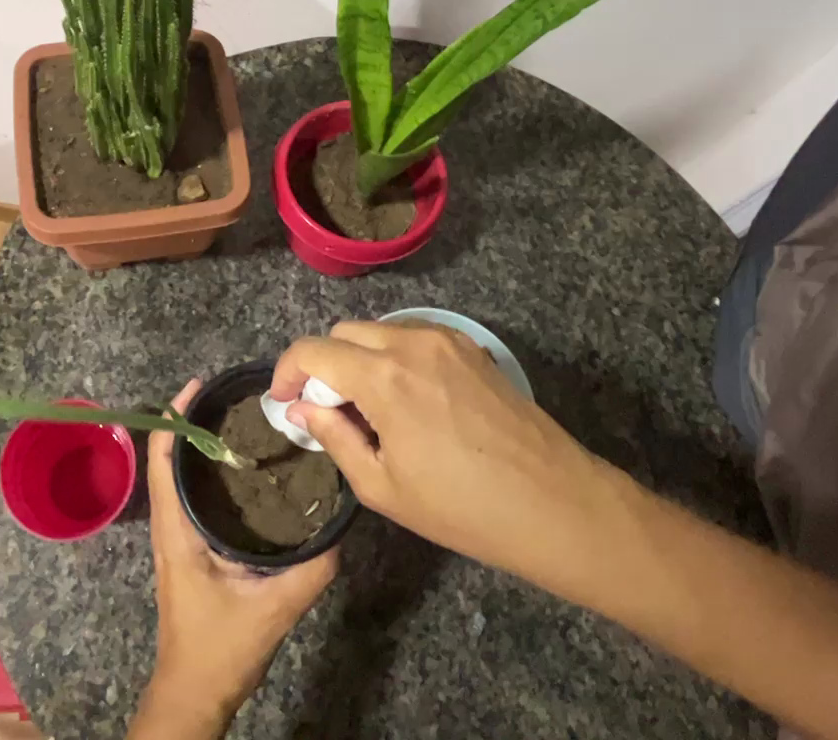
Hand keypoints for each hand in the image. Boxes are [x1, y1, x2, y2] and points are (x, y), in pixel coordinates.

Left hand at [131, 379, 338, 738]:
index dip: (173, 419)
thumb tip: (341, 526)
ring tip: (237, 421)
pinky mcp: (188, 548)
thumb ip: (310, 569)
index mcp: (176, 530)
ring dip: (198, 446)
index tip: (196, 387)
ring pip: (178, 477)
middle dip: (191, 423)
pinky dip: (207, 472)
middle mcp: (169, 525)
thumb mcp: (273, 608)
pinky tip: (240, 470)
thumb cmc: (220, 649)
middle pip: (168, 460)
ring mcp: (176, 537)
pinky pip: (190, 496)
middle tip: (230, 397)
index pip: (163, 460)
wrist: (194, 692)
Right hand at [272, 321, 641, 603]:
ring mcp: (445, 340)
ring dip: (358, 358)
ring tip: (369, 408)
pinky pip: (412, 337)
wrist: (554, 503)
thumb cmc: (462, 507)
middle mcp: (410, 343)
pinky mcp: (470, 347)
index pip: (312, 351)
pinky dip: (392, 357)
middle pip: (342, 333)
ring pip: (378, 331)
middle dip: (323, 365)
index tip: (283, 402)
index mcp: (382, 376)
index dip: (286, 372)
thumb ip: (334, 437)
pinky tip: (407, 399)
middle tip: (328, 411)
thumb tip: (301, 410)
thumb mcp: (383, 486)